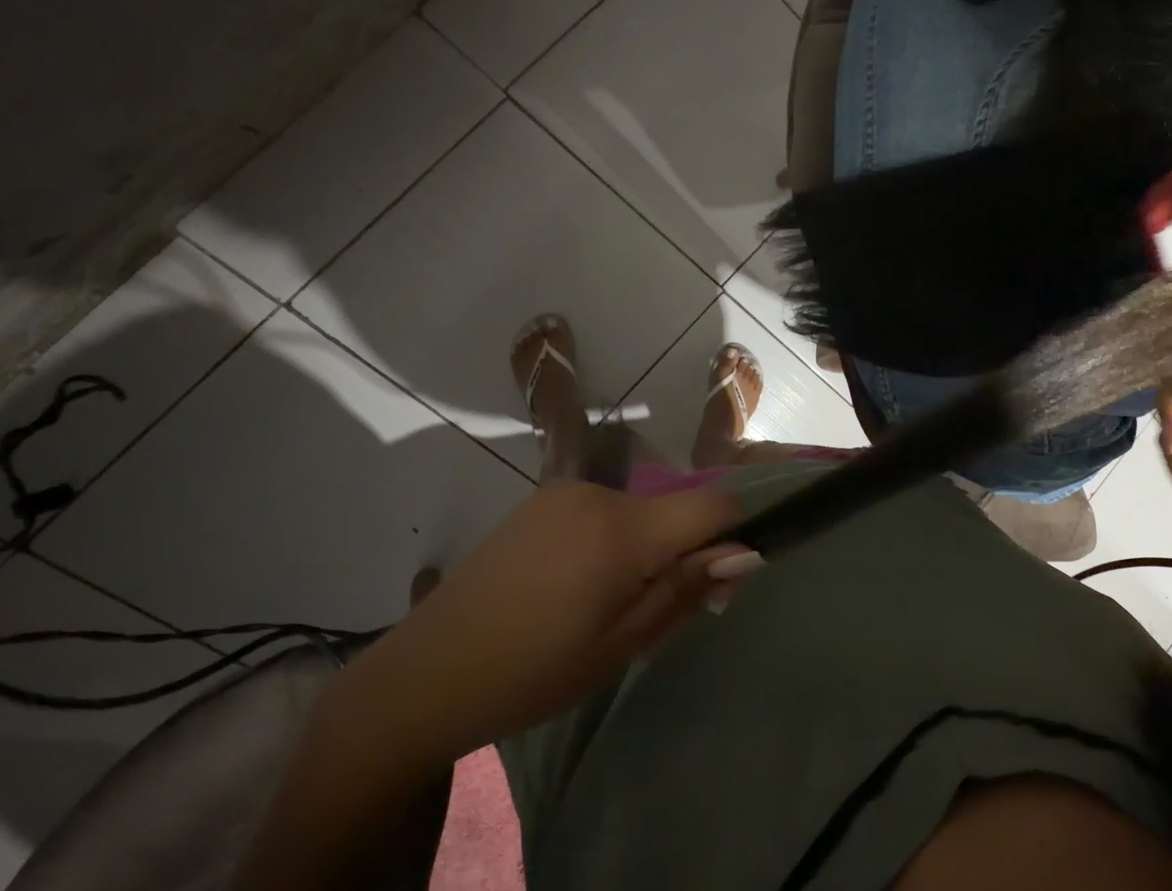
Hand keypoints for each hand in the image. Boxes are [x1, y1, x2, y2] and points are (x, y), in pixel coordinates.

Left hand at [320, 482, 755, 771]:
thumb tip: (748, 553)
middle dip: (686, 552)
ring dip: (648, 549)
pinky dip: (614, 542)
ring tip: (608, 607)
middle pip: (676, 509)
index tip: (721, 584)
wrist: (422, 678)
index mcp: (622, 529)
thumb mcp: (623, 643)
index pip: (716, 503)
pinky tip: (576, 589)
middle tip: (657, 616)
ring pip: (640, 512)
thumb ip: (688, 588)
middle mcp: (596, 493)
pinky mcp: (537, 503)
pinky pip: (603, 512)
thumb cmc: (533, 673)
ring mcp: (561, 493)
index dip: (736, 535)